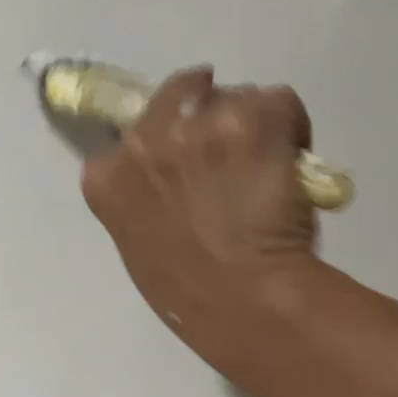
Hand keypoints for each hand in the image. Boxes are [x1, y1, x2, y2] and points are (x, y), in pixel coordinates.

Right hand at [81, 67, 320, 375]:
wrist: (243, 300)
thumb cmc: (188, 293)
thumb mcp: (138, 244)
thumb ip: (143, 198)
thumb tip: (174, 179)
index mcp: (107, 178)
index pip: (131, 136)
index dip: (163, 145)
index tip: (182, 167)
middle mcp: (145, 138)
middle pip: (180, 96)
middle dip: (205, 118)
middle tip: (229, 162)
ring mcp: (198, 124)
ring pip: (234, 99)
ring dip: (249, 126)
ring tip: (261, 177)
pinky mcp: (252, 116)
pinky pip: (278, 104)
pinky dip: (290, 131)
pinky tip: (286, 173)